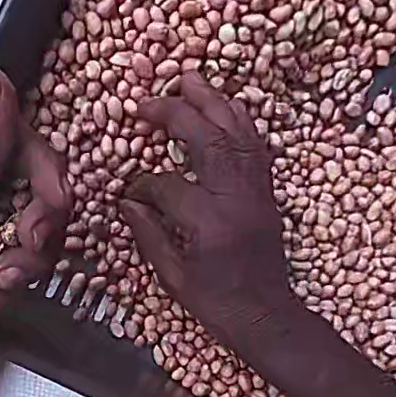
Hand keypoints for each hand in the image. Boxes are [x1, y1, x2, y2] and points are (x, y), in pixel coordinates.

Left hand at [0, 68, 68, 396]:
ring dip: (33, 244)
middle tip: (27, 233)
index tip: (45, 188)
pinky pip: (47, 247)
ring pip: (50, 212)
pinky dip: (29, 267)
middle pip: (40, 172)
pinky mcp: (15, 254)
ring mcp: (0, 221)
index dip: (37, 161)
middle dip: (42, 207)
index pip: (12, 136)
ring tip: (2, 267)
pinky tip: (1, 280)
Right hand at [119, 74, 295, 348]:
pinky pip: (255, 147)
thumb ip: (149, 235)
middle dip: (177, 114)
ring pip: (238, 133)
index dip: (142, 186)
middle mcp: (237, 198)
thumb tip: (127, 203)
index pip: (167, 185)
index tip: (129, 194)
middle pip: (207, 139)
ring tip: (190, 80)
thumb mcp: (174, 277)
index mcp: (209, 223)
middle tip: (150, 100)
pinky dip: (239, 122)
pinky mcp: (267, 193)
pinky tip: (225, 108)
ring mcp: (257, 192)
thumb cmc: (217, 304)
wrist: (267, 315)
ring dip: (213, 102)